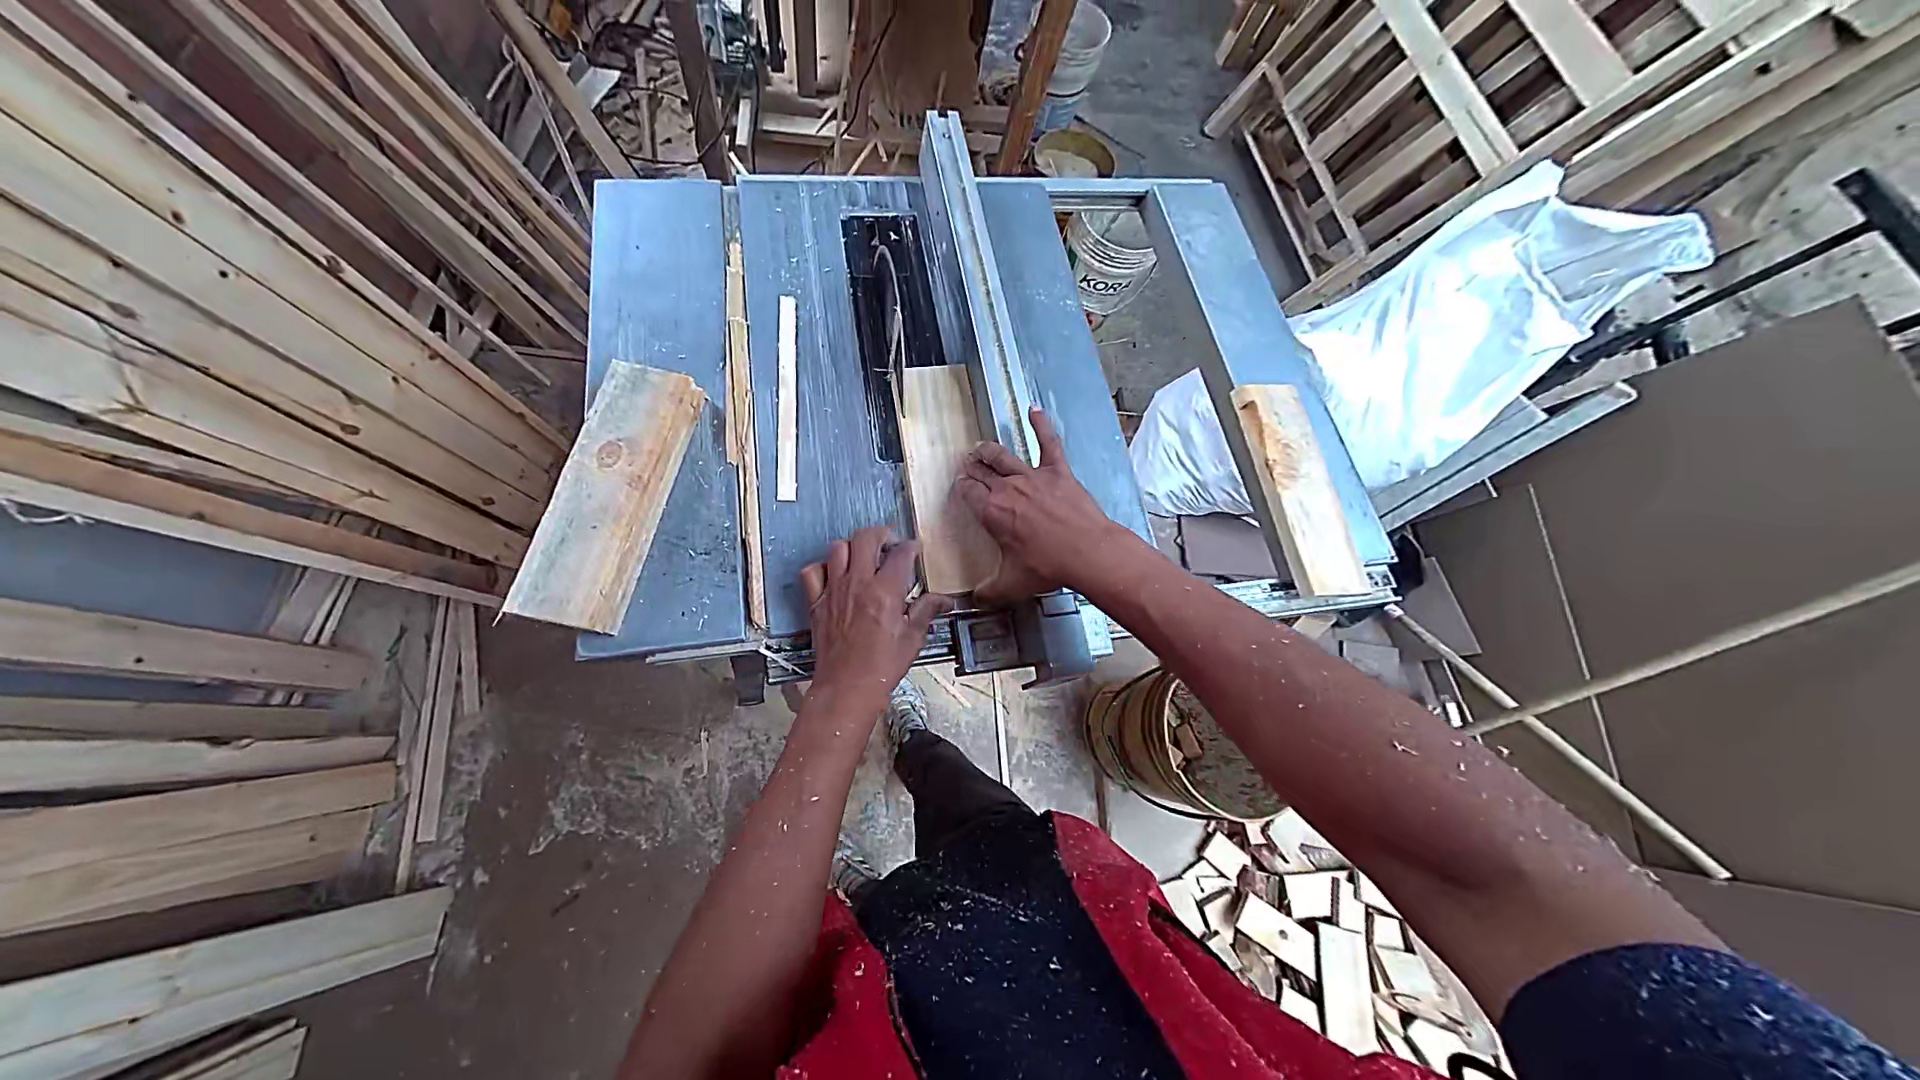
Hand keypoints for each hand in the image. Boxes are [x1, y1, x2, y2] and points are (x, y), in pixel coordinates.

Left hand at [799, 527, 954, 705]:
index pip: (901, 553)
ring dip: (853, 547)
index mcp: (885, 591)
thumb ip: (926, 611)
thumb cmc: (880, 667)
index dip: (911, 547)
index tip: (914, 549)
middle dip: (881, 534)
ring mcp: (834, 591)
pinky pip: (812, 571)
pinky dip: (822, 567)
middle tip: (889, 543)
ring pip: (838, 548)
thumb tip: (943, 600)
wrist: (847, 687)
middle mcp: (857, 584)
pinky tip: (834, 575)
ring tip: (863, 557)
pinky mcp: (817, 602)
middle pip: (866, 538)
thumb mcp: (912, 638)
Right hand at [953, 406, 1145, 602]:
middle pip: (981, 472)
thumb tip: (974, 601)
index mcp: (992, 512)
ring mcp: (1033, 477)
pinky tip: (1034, 410)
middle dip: (970, 468)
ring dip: (989, 450)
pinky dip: (1041, 425)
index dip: (962, 488)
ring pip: (1003, 456)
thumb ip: (988, 591)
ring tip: (980, 447)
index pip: (968, 493)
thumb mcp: (1011, 584)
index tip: (960, 487)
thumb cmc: (1049, 566)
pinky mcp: (1058, 471)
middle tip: (966, 466)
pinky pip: (1048, 443)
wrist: (1087, 553)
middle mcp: (1008, 489)